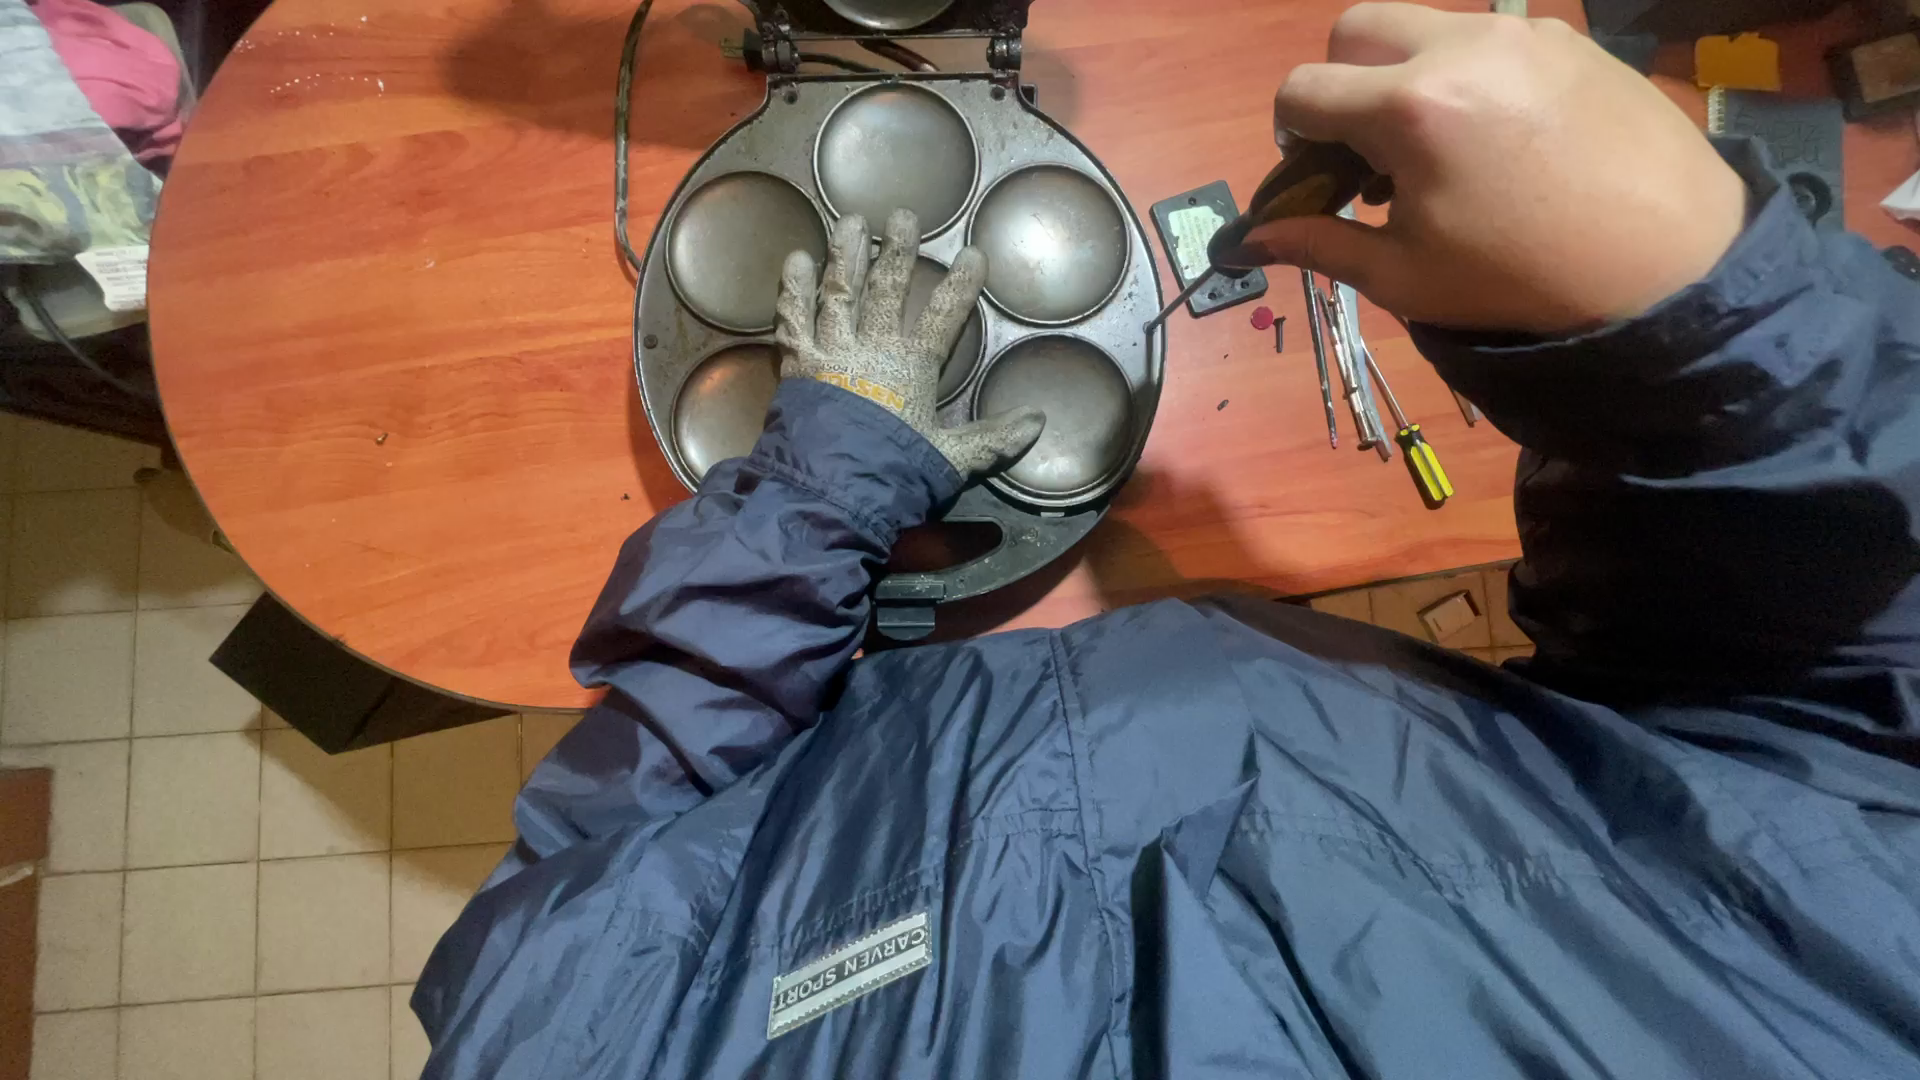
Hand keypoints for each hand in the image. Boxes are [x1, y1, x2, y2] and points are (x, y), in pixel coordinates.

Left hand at [777, 210, 1043, 477]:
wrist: (832, 489)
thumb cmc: (894, 470)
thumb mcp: (952, 460)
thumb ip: (993, 440)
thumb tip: (1038, 421)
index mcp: (911, 368)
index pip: (944, 316)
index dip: (961, 285)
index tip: (974, 254)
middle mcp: (871, 348)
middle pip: (886, 289)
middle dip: (898, 251)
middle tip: (904, 216)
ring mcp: (832, 351)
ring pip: (839, 291)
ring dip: (845, 254)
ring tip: (851, 220)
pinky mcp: (798, 364)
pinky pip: (793, 318)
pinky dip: (793, 289)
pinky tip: (796, 258)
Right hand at [1240, 3, 1747, 333]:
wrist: (1662, 259)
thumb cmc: (1508, 277)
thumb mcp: (1395, 274)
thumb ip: (1315, 243)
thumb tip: (1250, 241)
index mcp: (1408, 110)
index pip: (1303, 88)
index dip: (1288, 135)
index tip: (1313, 175)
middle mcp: (1460, 48)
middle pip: (1355, 27)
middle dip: (1336, 82)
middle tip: (1360, 147)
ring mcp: (1520, 32)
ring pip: (1420, 26)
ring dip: (1394, 77)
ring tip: (1425, 151)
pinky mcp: (1565, 38)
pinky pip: (1480, 37)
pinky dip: (1453, 75)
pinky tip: (1482, 140)